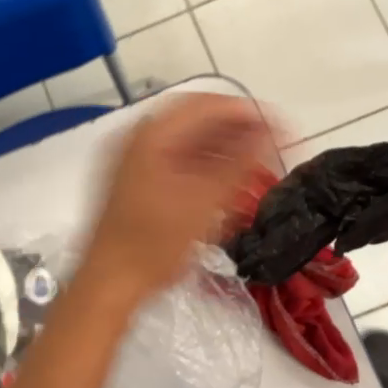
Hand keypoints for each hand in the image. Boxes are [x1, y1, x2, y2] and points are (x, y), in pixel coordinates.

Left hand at [80, 94, 271, 308]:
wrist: (110, 283)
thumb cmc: (155, 244)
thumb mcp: (205, 202)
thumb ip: (240, 161)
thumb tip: (271, 129)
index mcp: (149, 135)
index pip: (203, 104)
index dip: (243, 111)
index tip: (277, 124)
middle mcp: (135, 138)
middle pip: (193, 119)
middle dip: (234, 129)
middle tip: (271, 143)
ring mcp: (131, 158)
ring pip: (184, 139)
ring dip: (220, 146)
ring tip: (256, 161)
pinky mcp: (133, 179)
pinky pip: (173, 157)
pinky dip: (202, 163)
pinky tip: (227, 178)